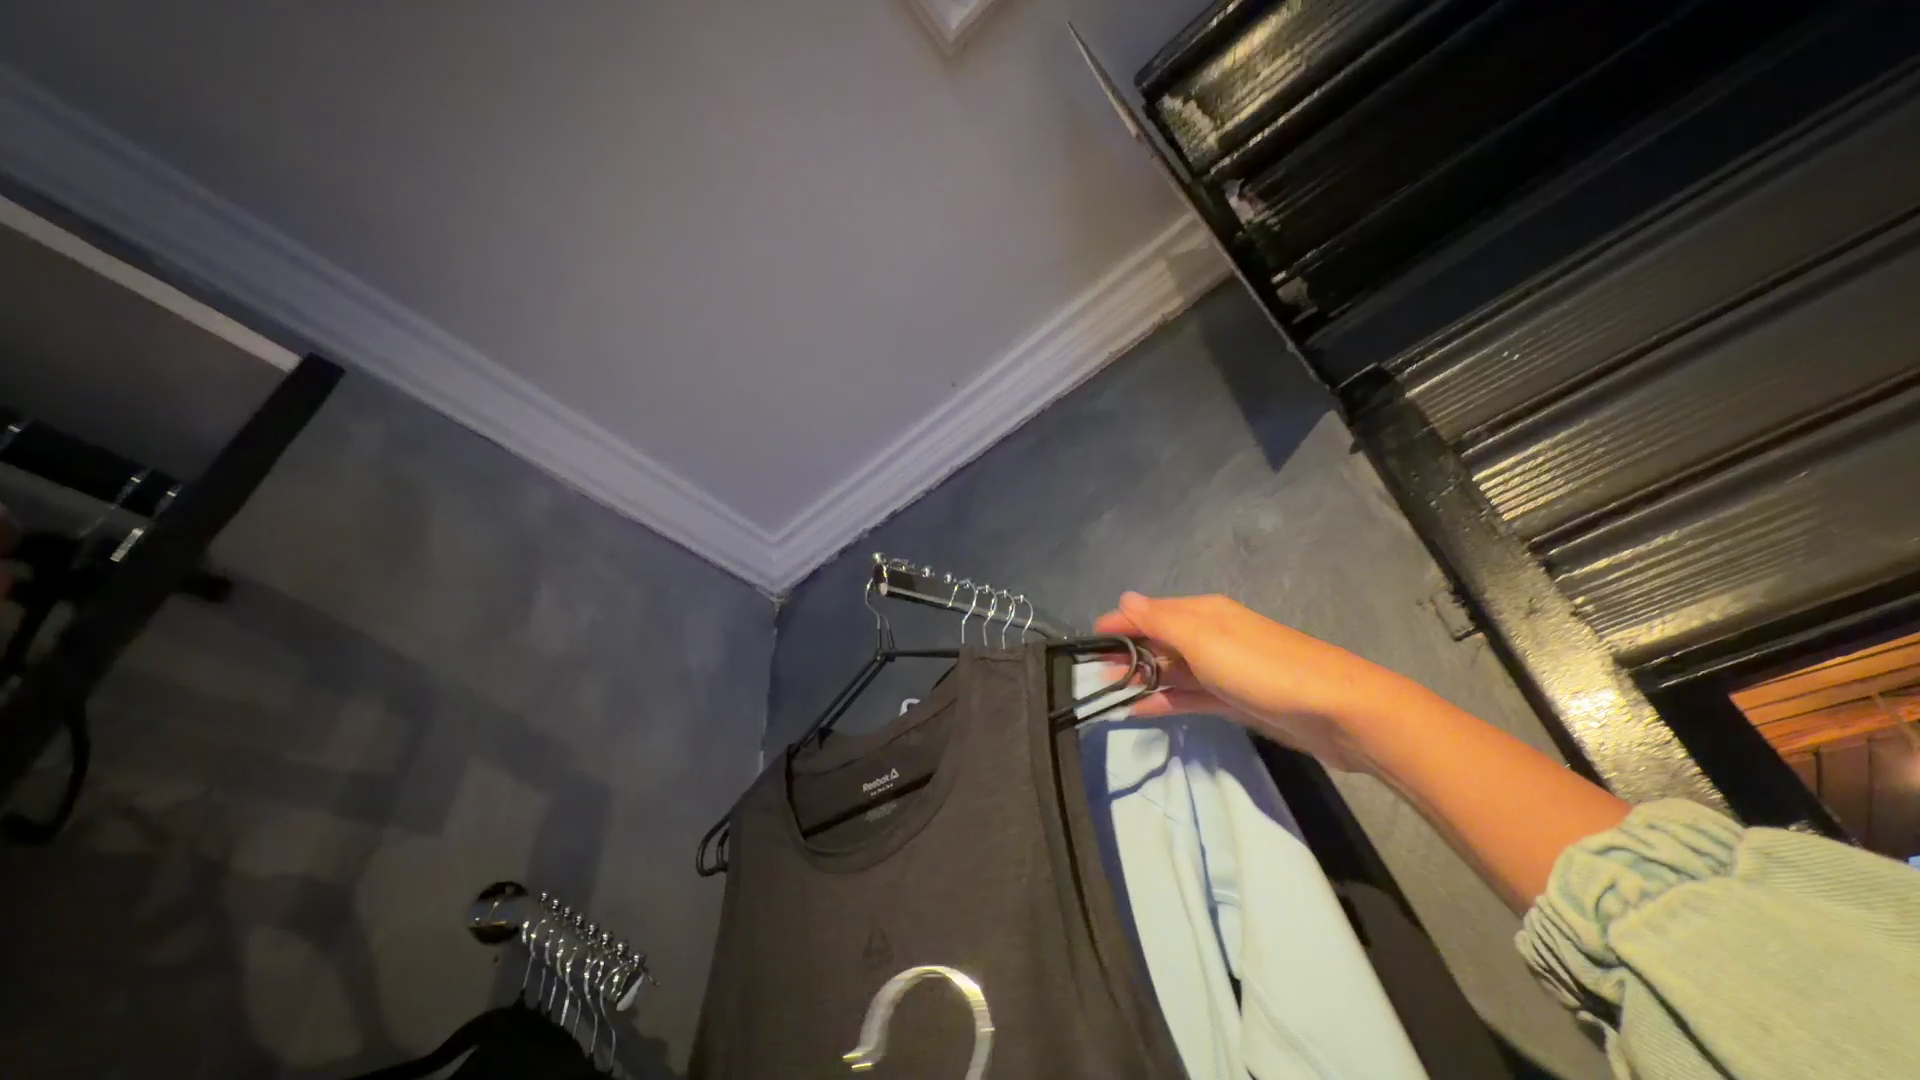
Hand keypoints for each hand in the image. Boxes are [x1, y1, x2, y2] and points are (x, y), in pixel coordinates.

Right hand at [1094, 592, 1402, 772]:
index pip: (1150, 612)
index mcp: (1204, 614)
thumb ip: (1161, 621)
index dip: (1118, 624)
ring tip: (1109, 693)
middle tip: (1093, 675)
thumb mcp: (1205, 640)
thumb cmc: (1264, 670)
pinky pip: (1191, 696)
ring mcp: (1225, 670)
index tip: (1085, 643)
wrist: (1337, 711)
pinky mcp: (1237, 700)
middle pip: (1160, 641)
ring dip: (1144, 678)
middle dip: (1127, 653)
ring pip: (1174, 670)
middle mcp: (1212, 636)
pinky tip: (1142, 710)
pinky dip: (1167, 701)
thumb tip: (1124, 598)